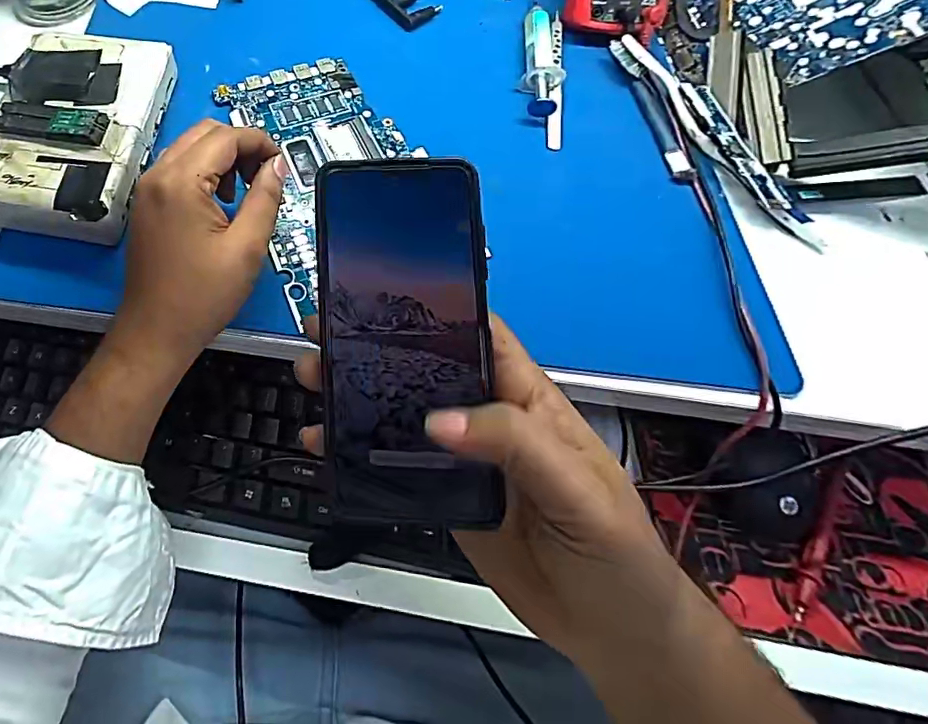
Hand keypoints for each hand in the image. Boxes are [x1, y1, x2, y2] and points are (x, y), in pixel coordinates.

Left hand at [110, 120, 283, 365]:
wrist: (155, 332)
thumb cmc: (200, 297)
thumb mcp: (248, 247)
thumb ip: (266, 197)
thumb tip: (277, 166)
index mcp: (181, 183)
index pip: (227, 137)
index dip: (261, 143)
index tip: (280, 165)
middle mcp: (157, 177)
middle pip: (207, 132)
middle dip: (242, 145)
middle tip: (264, 176)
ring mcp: (148, 189)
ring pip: (192, 146)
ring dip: (224, 157)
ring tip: (244, 192)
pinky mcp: (147, 202)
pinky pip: (180, 167)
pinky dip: (206, 170)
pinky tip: (222, 202)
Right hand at [294, 313, 676, 655]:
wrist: (612, 630)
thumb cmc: (614, 547)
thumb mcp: (576, 486)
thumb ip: (514, 444)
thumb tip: (438, 420)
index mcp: (527, 398)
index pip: (480, 336)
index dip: (437, 311)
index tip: (381, 298)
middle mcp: (489, 419)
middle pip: (429, 370)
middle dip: (377, 349)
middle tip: (324, 338)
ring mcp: (465, 461)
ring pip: (405, 416)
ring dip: (360, 396)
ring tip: (313, 380)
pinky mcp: (446, 501)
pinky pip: (398, 469)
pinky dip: (360, 456)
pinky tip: (326, 448)